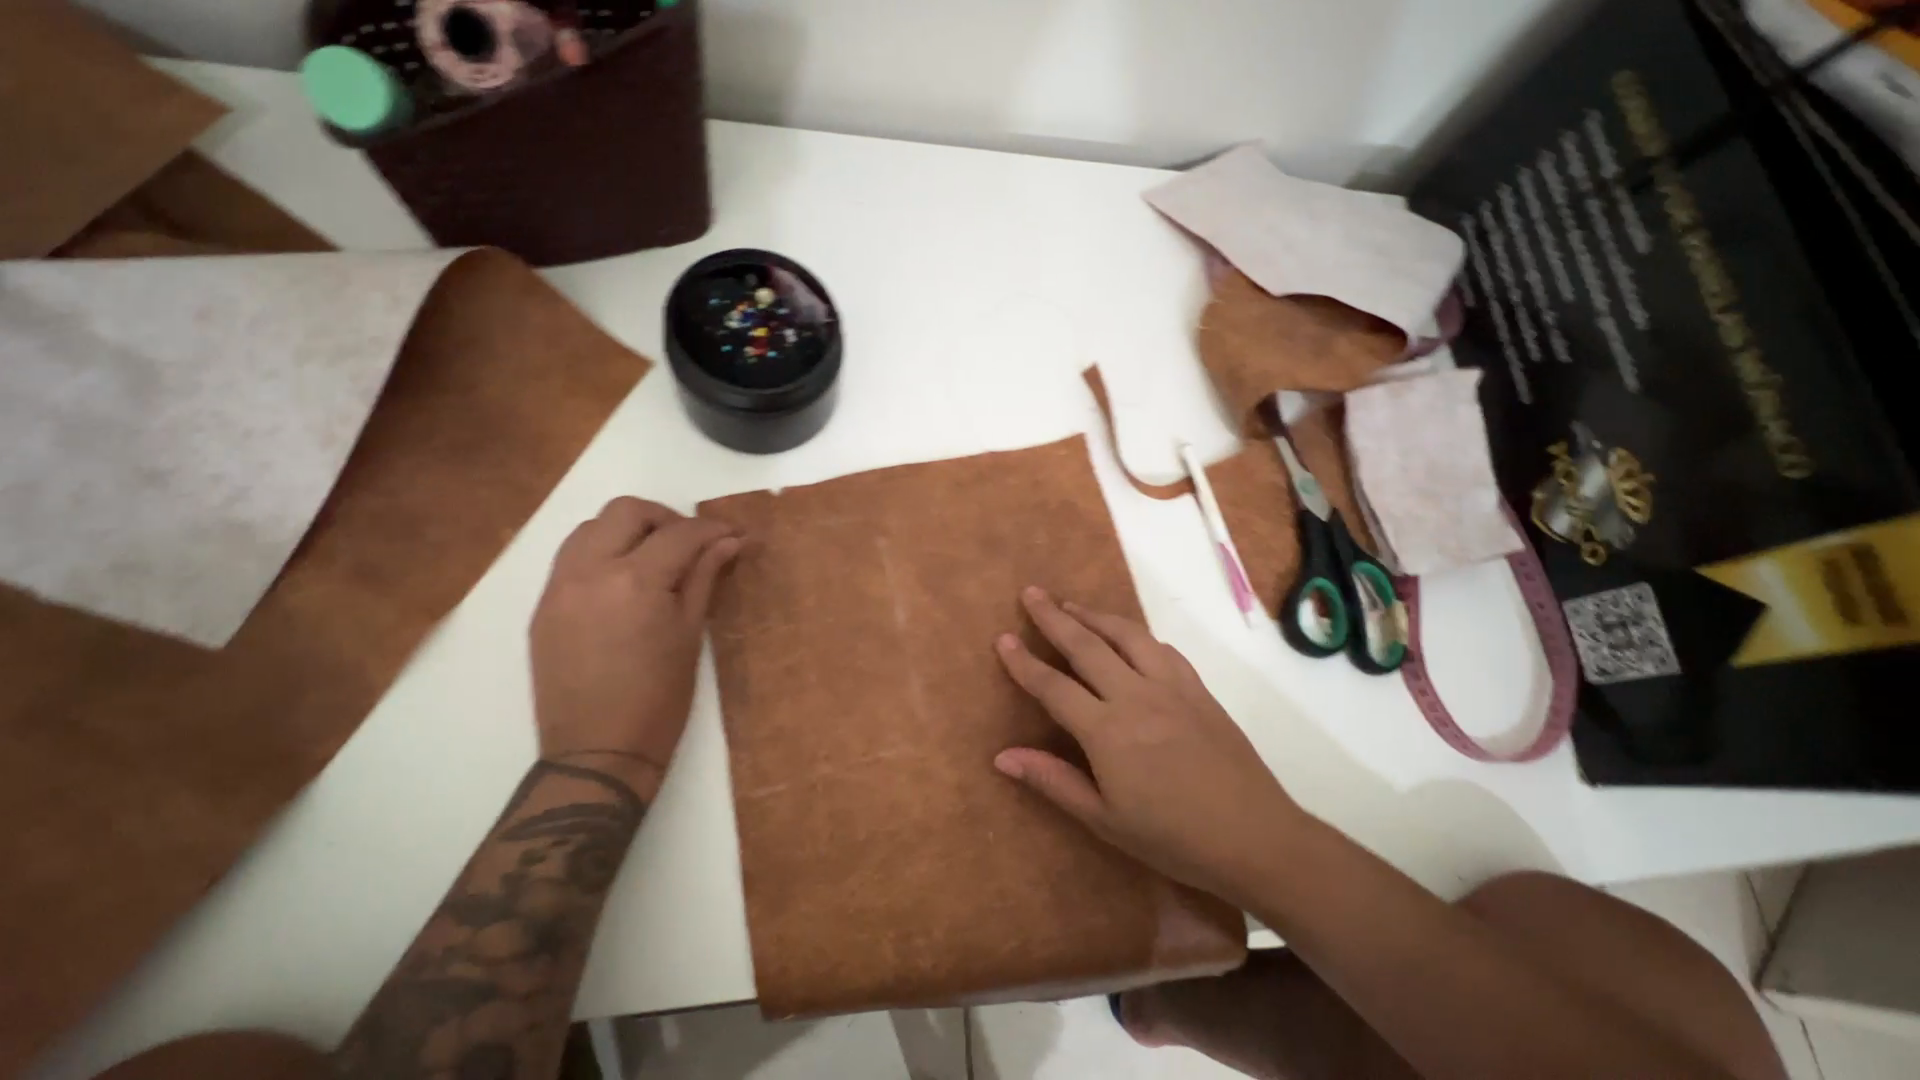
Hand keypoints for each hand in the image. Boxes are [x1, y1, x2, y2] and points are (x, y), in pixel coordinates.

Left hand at [530, 498, 740, 801]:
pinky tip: (623, 582)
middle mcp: (590, 571)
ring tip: (654, 558)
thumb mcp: (690, 636)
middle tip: (692, 545)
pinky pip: (571, 557)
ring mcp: (559, 586)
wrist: (597, 753)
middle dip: (667, 519)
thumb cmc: (658, 701)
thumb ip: (704, 579)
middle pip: (627, 512)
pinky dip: (600, 553)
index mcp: (635, 581)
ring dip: (627, 531)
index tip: (735, 538)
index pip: (680, 534)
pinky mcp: (543, 606)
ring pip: (591, 527)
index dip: (714, 531)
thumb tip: (729, 542)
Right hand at [995, 587, 1307, 907]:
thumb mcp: (1104, 820)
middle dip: (1055, 617)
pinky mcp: (1199, 691)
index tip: (1003, 639)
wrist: (1254, 837)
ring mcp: (1172, 688)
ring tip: (1073, 605)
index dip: (1024, 662)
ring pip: (1128, 636)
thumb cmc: (1172, 838)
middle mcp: (1136, 696)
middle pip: (1087, 646)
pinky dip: (1137, 636)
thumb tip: (1002, 756)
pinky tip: (1130, 638)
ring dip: (1096, 616)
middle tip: (1032, 592)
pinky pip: (1163, 650)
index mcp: (1107, 731)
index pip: (1053, 686)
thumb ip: (1054, 781)